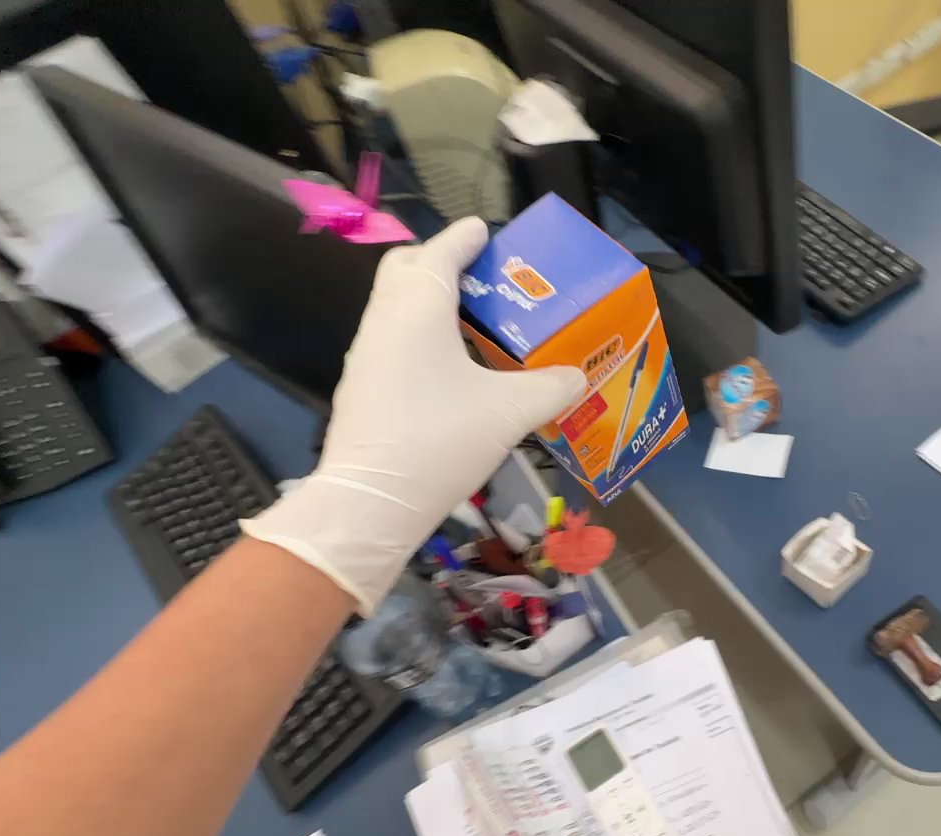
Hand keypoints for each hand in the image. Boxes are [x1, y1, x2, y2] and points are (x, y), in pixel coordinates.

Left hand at [242, 218, 584, 611]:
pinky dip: (417, 335)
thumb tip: (578, 378)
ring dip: (426, 301)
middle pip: (404, 270)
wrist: (372, 500)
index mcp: (419, 308)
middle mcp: (384, 320)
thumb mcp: (509, 413)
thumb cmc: (440, 440)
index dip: (464, 239)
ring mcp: (366, 355)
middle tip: (477, 277)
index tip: (483, 231)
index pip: (440, 253)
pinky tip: (446, 369)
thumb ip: (551, 389)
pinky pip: (391, 341)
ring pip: (394, 307)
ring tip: (469, 322)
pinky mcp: (361, 388)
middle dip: (437, 262)